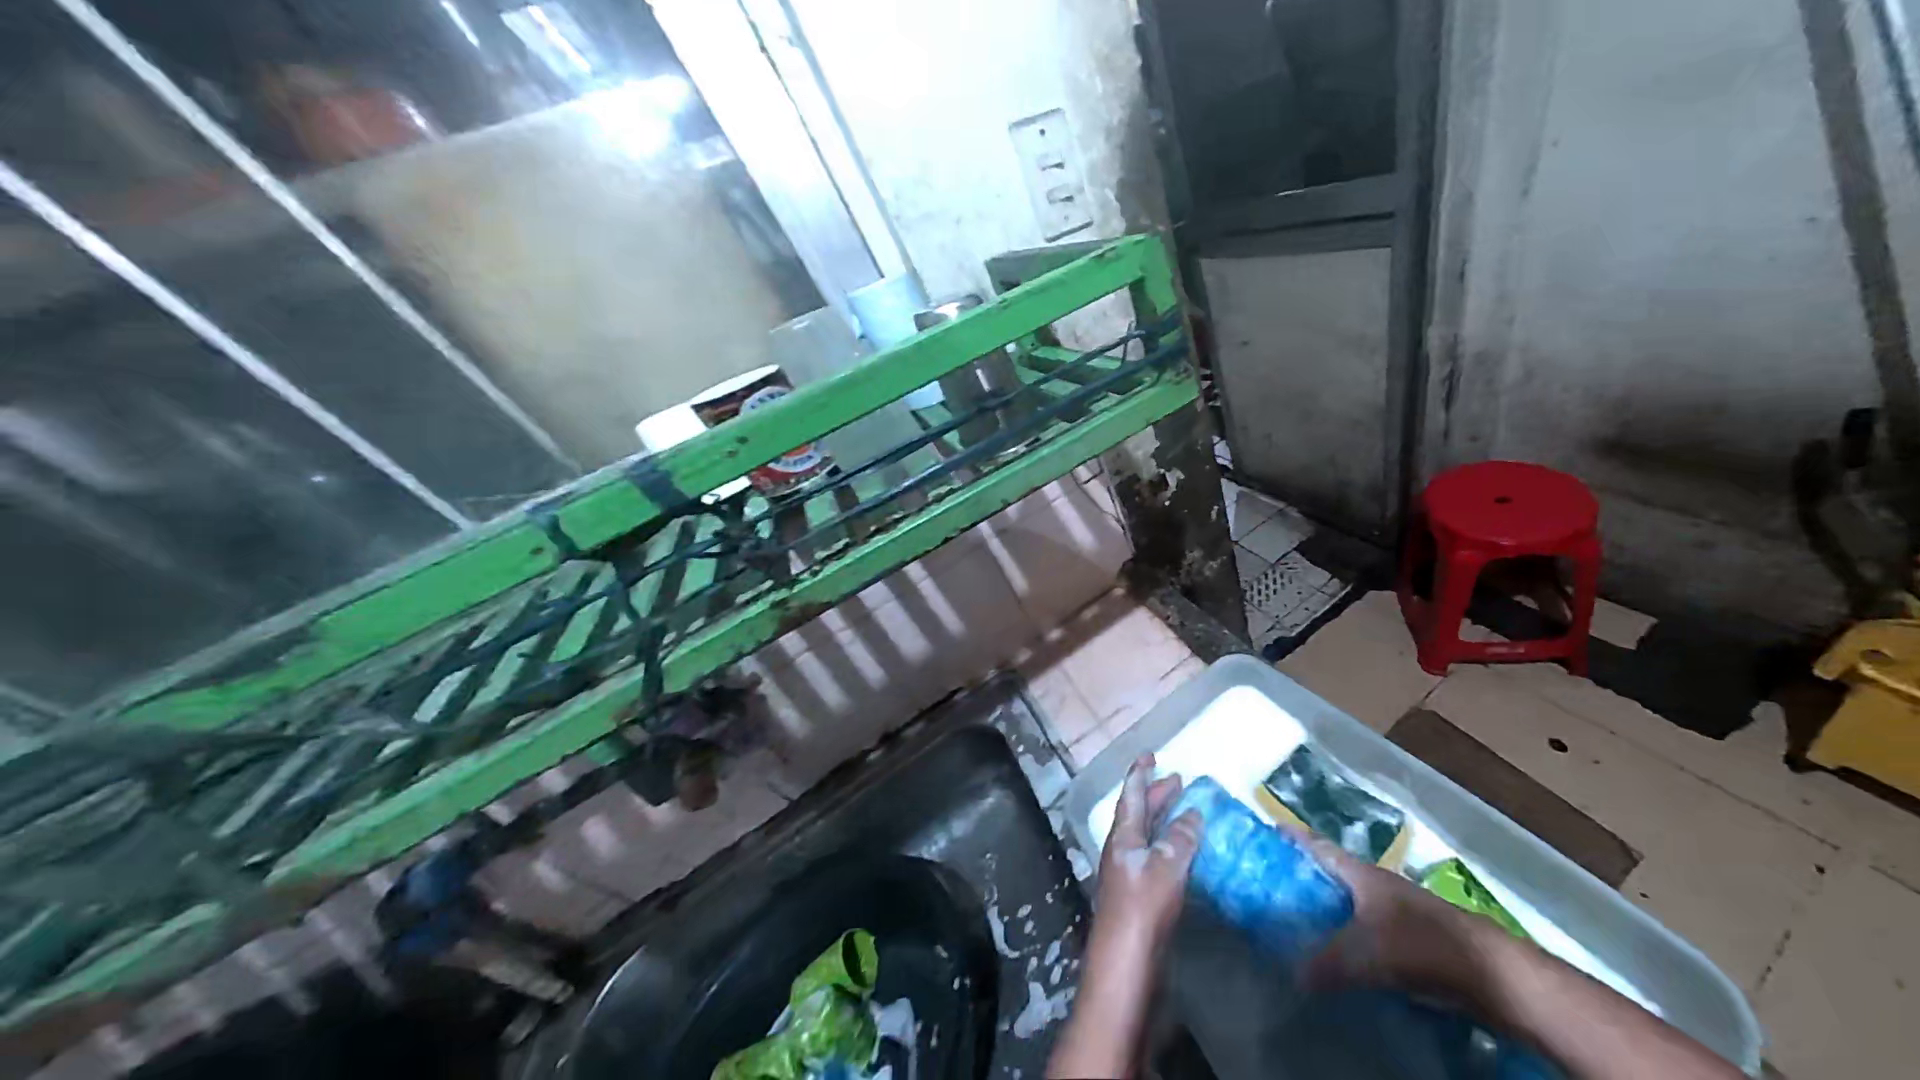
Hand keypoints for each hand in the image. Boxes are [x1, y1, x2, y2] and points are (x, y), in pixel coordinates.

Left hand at [1094, 754, 1201, 950]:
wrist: (1126, 957)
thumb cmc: (1143, 905)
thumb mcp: (1165, 866)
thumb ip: (1179, 839)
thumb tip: (1193, 814)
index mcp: (1123, 836)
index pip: (1131, 796)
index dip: (1140, 774)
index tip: (1149, 755)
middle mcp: (1122, 848)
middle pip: (1138, 813)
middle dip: (1155, 794)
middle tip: (1175, 779)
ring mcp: (1128, 871)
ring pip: (1145, 834)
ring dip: (1163, 819)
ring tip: (1184, 810)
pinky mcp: (1138, 894)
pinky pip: (1153, 855)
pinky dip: (1168, 844)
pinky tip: (1184, 853)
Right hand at [1282, 825, 1487, 997]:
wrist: (1493, 975)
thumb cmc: (1422, 943)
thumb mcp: (1365, 952)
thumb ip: (1326, 962)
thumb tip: (1294, 976)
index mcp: (1360, 872)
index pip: (1317, 845)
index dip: (1292, 838)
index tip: (1266, 832)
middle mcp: (1375, 884)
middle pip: (1330, 873)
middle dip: (1302, 876)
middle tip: (1268, 886)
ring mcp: (1395, 910)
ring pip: (1348, 904)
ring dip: (1325, 910)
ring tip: (1294, 922)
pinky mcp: (1410, 938)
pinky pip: (1365, 931)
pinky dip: (1346, 938)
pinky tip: (1334, 955)